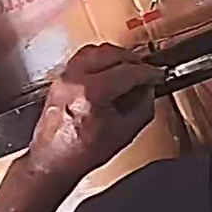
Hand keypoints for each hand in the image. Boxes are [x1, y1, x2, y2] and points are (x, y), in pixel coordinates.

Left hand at [20, 43, 163, 186]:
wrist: (53, 161)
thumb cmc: (82, 152)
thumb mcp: (125, 132)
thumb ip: (143, 106)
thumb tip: (149, 88)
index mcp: (91, 94)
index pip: (128, 71)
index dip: (149, 72)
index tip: (158, 75)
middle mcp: (75, 80)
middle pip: (112, 54)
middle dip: (134, 61)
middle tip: (146, 72)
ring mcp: (64, 77)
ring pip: (97, 50)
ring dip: (116, 57)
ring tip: (128, 69)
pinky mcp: (59, 79)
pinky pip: (83, 57)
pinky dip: (99, 59)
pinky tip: (108, 71)